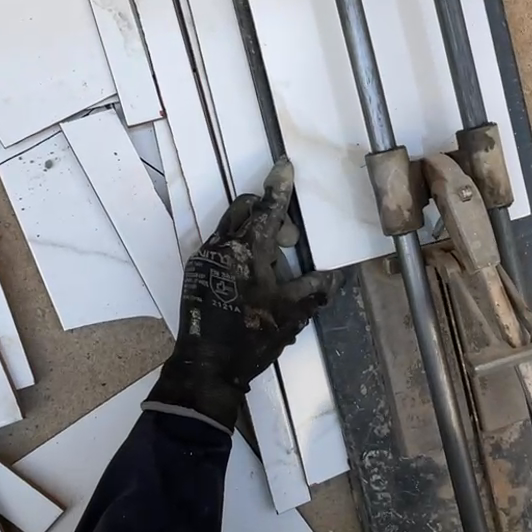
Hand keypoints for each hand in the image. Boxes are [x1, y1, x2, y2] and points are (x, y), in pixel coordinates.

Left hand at [149, 159, 338, 427]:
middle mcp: (222, 245)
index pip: (267, 208)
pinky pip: (220, 245)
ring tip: (273, 263)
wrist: (206, 367)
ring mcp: (204, 258)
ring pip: (230, 227)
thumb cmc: (252, 336)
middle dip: (267, 211)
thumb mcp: (291, 313)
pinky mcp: (195, 272)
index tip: (284, 164)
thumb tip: (336, 275)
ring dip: (254, 232)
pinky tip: (252, 276)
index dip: (279, 187)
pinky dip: (239, 248)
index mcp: (247, 249)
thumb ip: (315, 288)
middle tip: (290, 238)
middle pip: (244, 209)